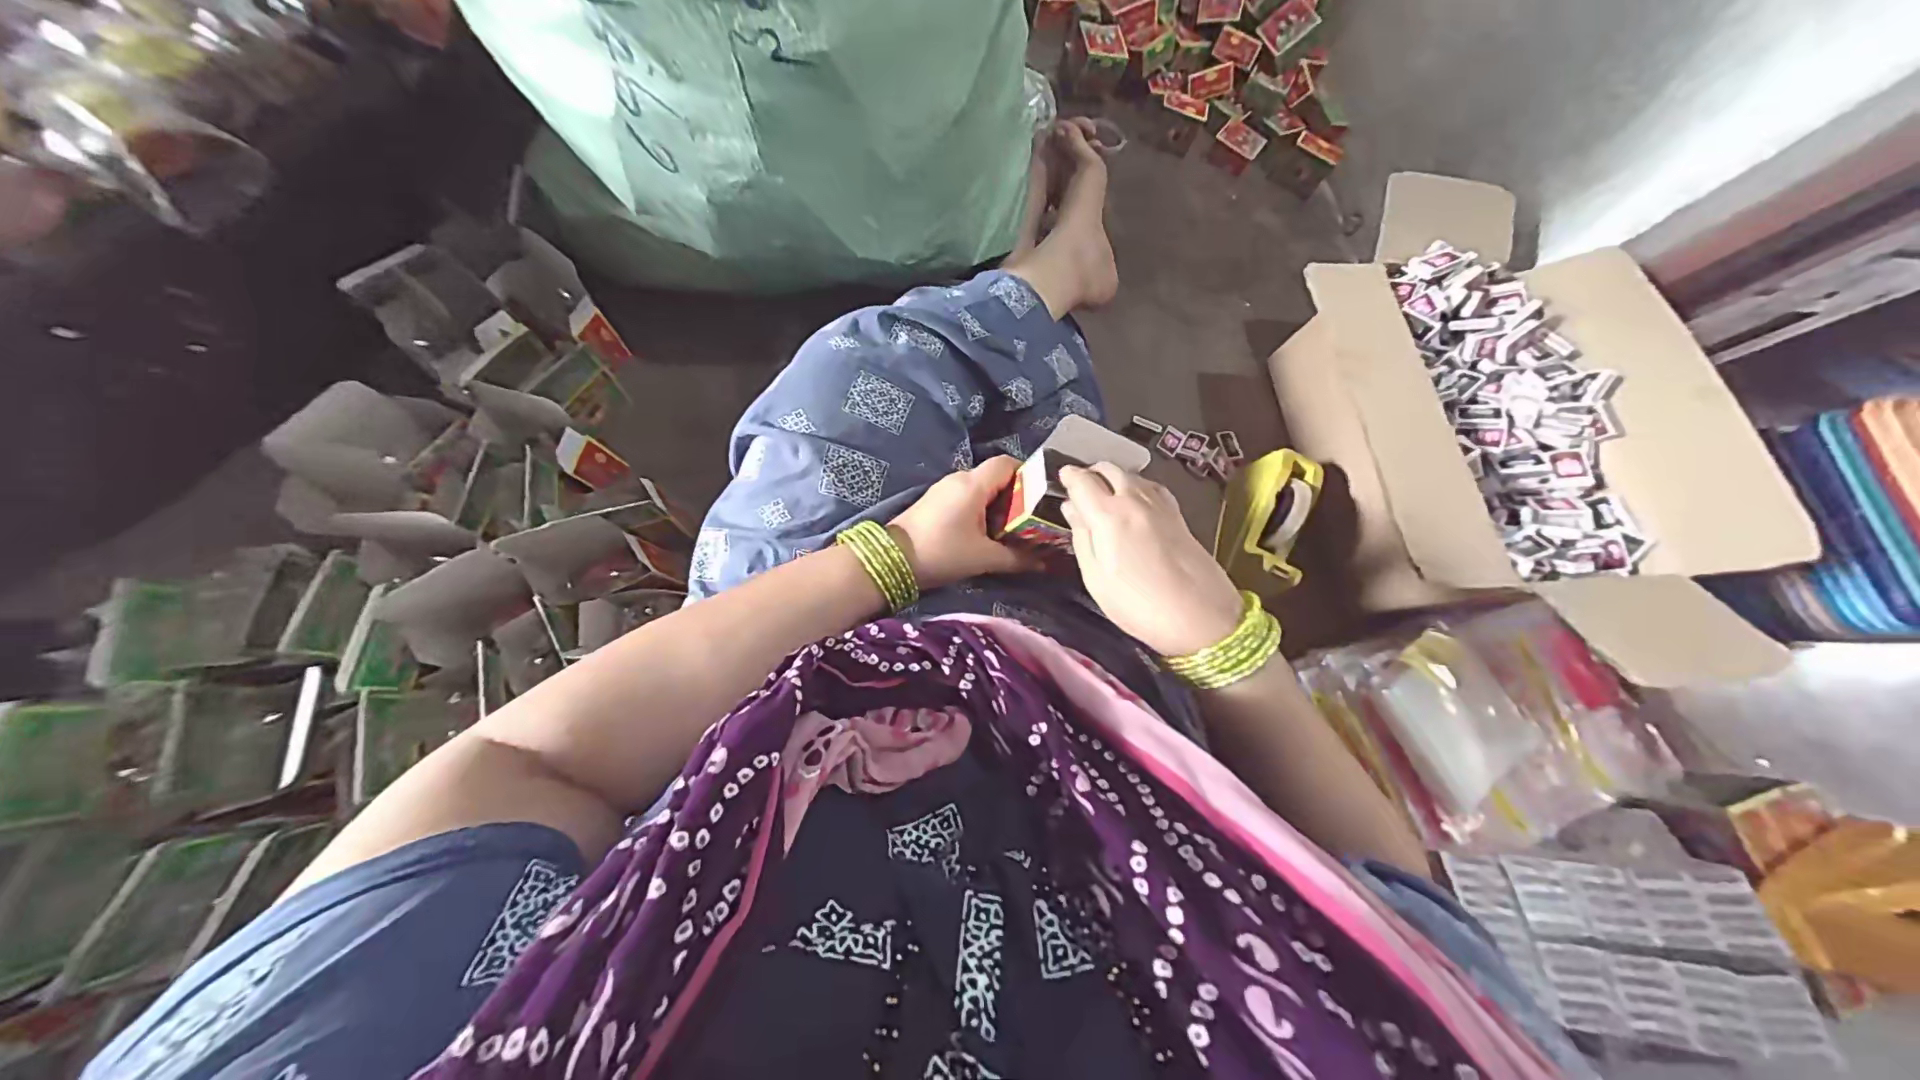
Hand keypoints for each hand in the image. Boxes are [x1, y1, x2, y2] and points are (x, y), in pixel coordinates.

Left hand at [889, 456, 1042, 590]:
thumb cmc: (942, 553)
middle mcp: (959, 479)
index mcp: (973, 484)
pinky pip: (966, 498)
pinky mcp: (934, 502)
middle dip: (1015, 497)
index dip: (1027, 476)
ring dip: (997, 506)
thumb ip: (1017, 558)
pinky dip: (979, 511)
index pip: (1007, 463)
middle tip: (1029, 521)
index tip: (1039, 498)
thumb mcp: (983, 558)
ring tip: (1009, 531)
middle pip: (995, 477)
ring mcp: (943, 489)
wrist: (892, 560)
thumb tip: (1044, 562)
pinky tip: (984, 534)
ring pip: (980, 489)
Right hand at [1058, 464, 1242, 656]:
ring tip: (1103, 493)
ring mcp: (1160, 505)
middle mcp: (1135, 500)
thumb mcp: (1096, 578)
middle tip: (1080, 486)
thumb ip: (1081, 537)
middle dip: (1091, 472)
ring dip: (1113, 476)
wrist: (1202, 617)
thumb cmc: (1139, 606)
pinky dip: (1135, 485)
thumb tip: (1071, 508)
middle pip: (1109, 469)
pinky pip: (1150, 486)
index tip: (1061, 477)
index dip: (1068, 476)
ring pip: (1131, 475)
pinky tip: (1133, 500)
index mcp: (1109, 515)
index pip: (1083, 481)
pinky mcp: (1178, 514)